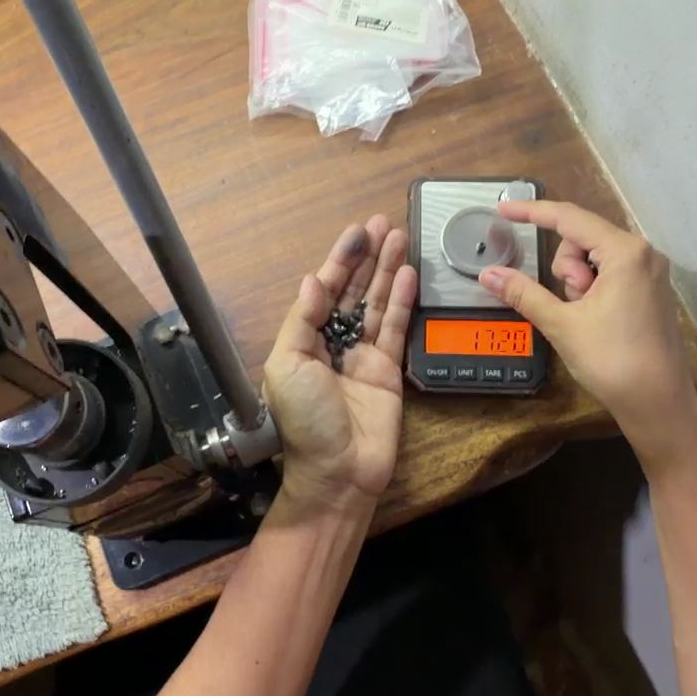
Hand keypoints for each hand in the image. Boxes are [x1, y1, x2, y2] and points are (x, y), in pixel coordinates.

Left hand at [264, 215, 417, 511]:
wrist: (338, 472)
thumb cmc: (305, 421)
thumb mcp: (287, 365)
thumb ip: (302, 320)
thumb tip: (313, 280)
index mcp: (303, 342)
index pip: (324, 292)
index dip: (340, 261)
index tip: (357, 232)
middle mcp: (333, 344)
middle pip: (353, 292)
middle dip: (366, 258)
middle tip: (383, 223)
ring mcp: (362, 357)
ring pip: (377, 305)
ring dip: (387, 271)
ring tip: (400, 237)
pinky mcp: (389, 372)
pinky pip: (396, 330)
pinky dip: (403, 302)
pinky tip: (409, 275)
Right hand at [479, 201, 696, 468]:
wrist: (657, 402)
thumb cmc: (612, 360)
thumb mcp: (561, 324)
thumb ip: (523, 293)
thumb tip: (488, 273)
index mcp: (625, 252)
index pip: (569, 218)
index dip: (532, 212)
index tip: (502, 208)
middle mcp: (643, 253)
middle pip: (581, 238)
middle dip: (564, 267)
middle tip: (571, 303)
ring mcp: (649, 273)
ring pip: (592, 259)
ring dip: (577, 283)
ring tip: (584, 317)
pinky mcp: (650, 292)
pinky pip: (609, 275)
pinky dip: (591, 290)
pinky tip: (594, 319)